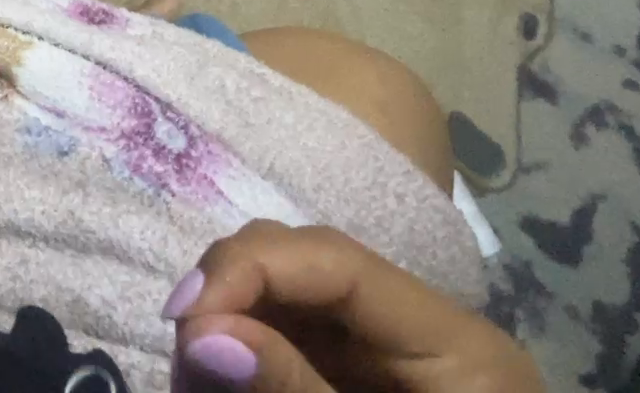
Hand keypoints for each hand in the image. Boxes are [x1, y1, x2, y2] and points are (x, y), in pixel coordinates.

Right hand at [162, 221, 542, 392]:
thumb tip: (199, 334)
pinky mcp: (348, 369)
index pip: (335, 260)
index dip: (249, 266)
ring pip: (278, 291)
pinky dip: (239, 352)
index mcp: (456, 343)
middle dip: (229, 291)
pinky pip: (278, 331)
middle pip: (299, 259)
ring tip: (193, 378)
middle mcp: (413, 324)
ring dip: (224, 322)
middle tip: (183, 353)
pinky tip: (215, 382)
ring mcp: (378, 346)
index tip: (183, 315)